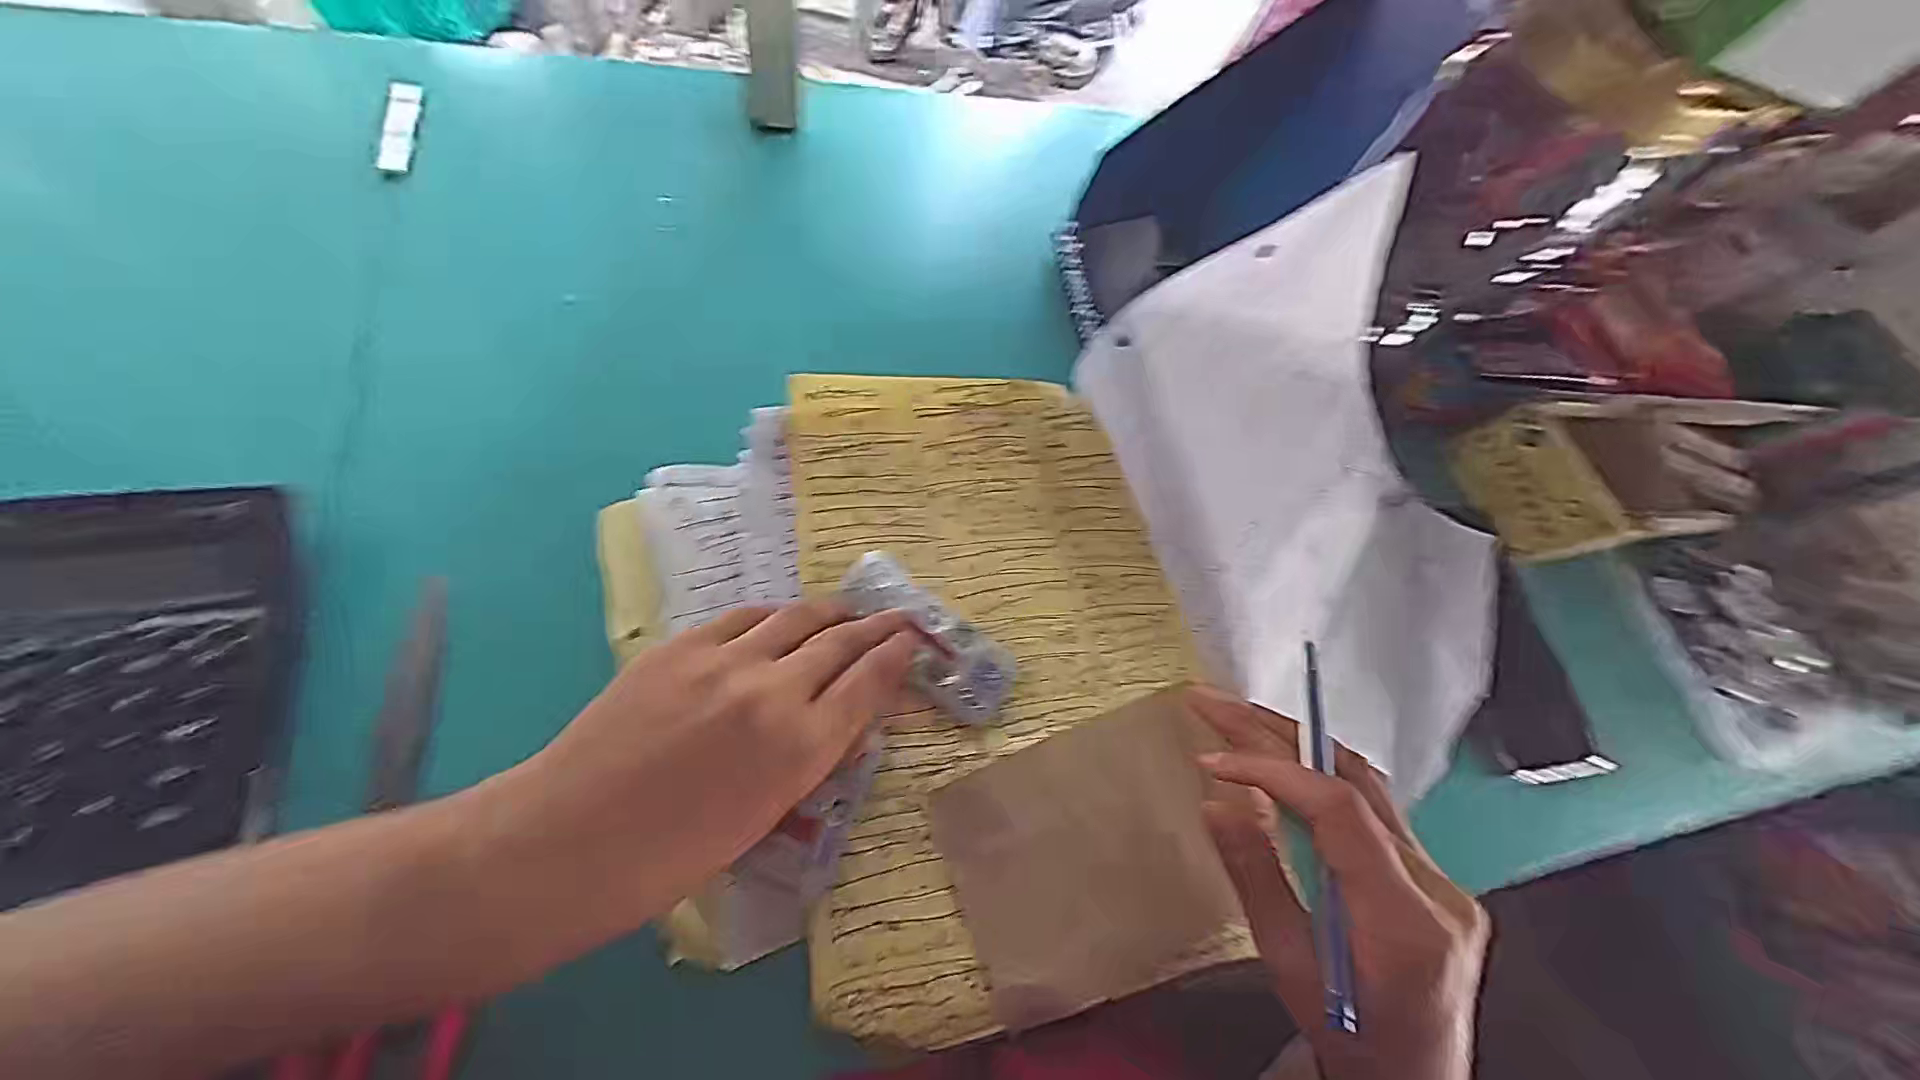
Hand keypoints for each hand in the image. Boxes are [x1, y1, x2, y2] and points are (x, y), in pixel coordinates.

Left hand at [494, 600, 919, 930]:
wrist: (571, 840)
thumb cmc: (676, 853)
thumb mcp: (769, 815)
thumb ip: (816, 756)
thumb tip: (851, 718)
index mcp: (801, 748)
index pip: (869, 683)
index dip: (896, 656)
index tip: (912, 641)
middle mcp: (774, 692)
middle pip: (842, 642)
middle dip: (878, 626)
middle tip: (897, 617)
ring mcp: (725, 661)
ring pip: (797, 617)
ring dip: (832, 611)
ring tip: (848, 610)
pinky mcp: (682, 645)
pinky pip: (745, 617)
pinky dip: (775, 615)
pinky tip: (782, 618)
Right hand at [1186, 686, 1488, 1079]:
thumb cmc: (1350, 1036)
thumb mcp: (1287, 965)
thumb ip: (1256, 879)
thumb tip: (1215, 802)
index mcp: (1403, 919)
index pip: (1338, 811)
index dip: (1271, 771)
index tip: (1211, 759)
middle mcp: (1435, 885)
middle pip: (1351, 778)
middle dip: (1274, 731)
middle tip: (1212, 703)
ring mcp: (1440, 874)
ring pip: (1363, 780)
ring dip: (1295, 740)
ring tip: (1237, 714)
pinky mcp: (1430, 870)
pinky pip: (1368, 800)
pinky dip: (1315, 768)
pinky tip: (1279, 754)